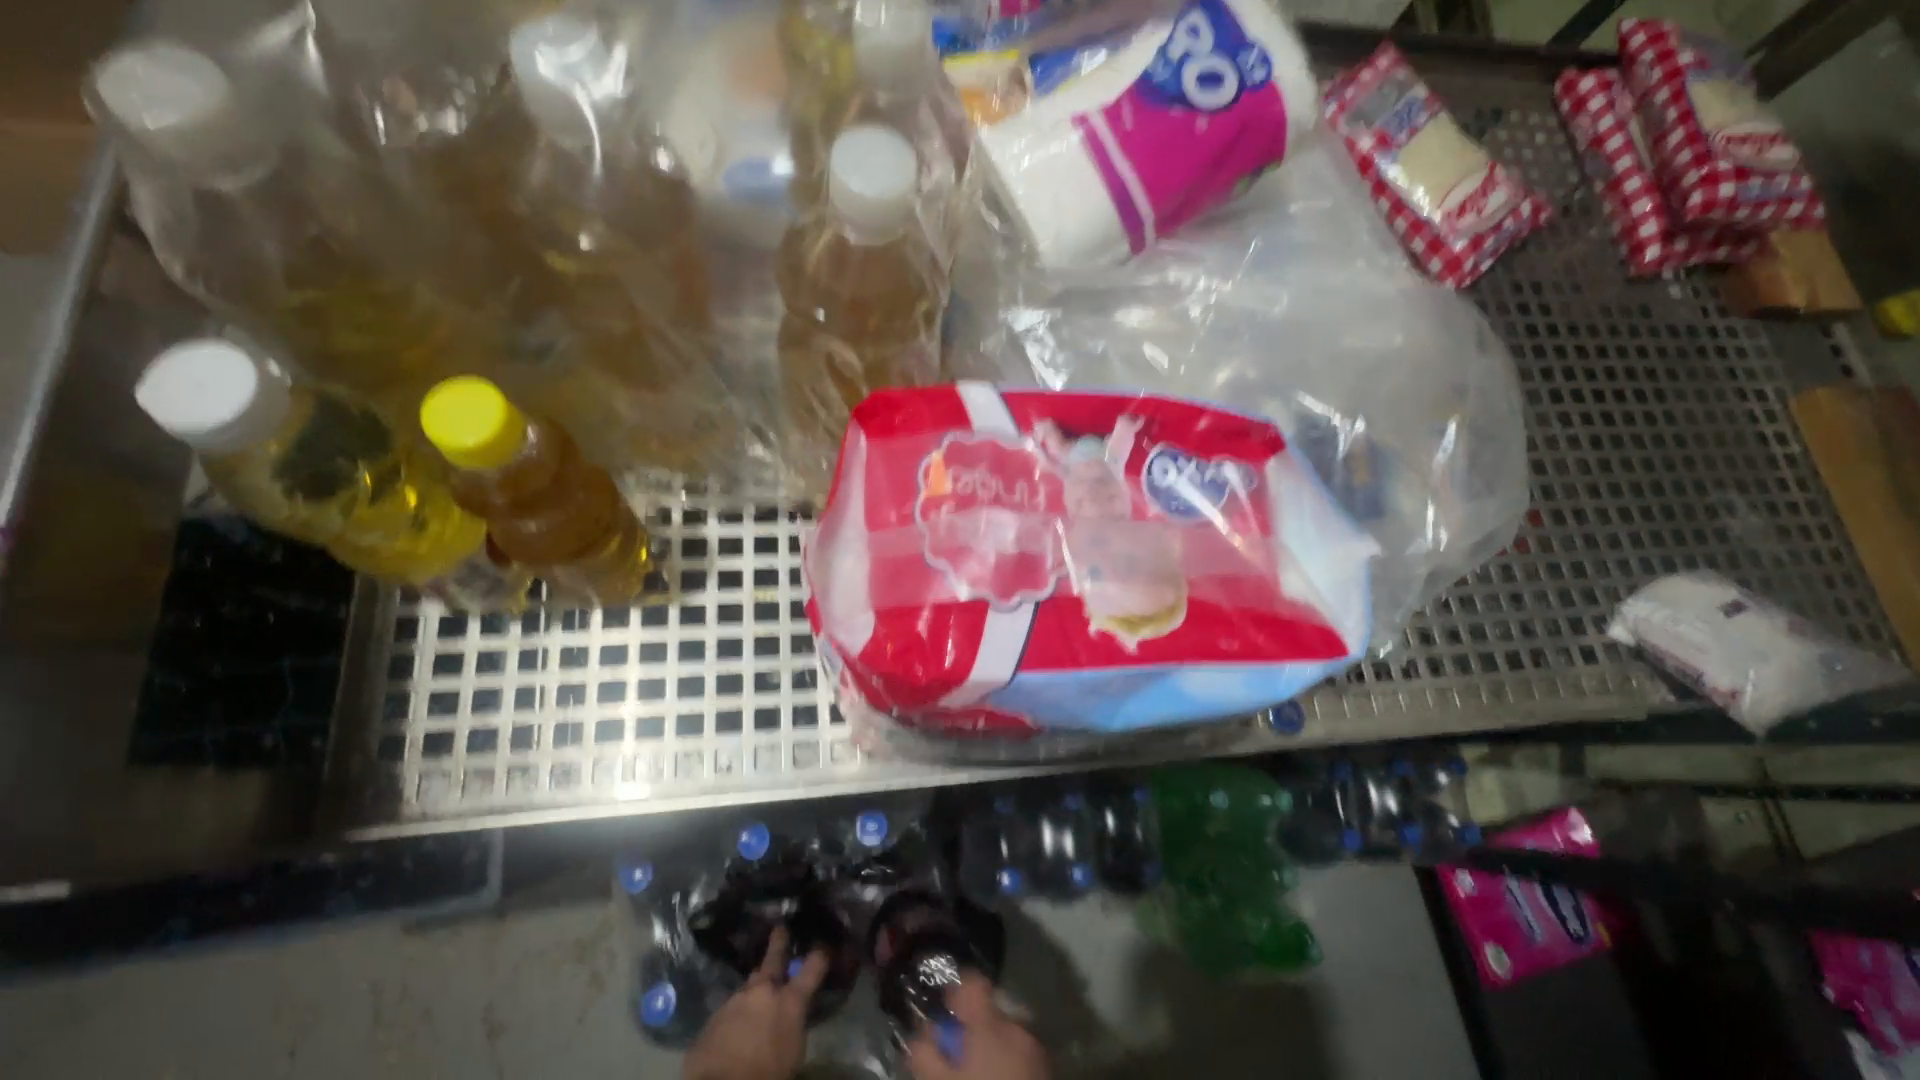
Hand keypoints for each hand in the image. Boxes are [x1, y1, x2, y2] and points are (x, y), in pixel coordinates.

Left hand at [681, 927, 828, 1079]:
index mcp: (790, 1000)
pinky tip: (740, 1020)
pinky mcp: (715, 1014)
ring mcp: (736, 999)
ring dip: (757, 985)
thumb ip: (795, 1025)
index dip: (821, 953)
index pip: (812, 967)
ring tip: (761, 987)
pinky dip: (740, 1008)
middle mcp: (763, 991)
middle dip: (779, 942)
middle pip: (773, 959)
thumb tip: (793, 1015)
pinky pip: (733, 1004)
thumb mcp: (794, 1052)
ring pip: (750, 984)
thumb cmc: (767, 1073)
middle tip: (780, 927)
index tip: (825, 942)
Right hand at [906, 975, 1048, 1079]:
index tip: (945, 1013)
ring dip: (990, 1045)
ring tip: (977, 1072)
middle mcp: (1017, 1028)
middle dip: (971, 1027)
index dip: (956, 992)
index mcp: (990, 1025)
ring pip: (1006, 1032)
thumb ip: (924, 1053)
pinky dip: (1006, 1059)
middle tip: (956, 1056)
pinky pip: (1020, 1051)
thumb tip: (920, 1034)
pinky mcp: (1046, 1069)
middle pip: (989, 1010)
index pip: (973, 983)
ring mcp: (1036, 1049)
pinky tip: (996, 1079)